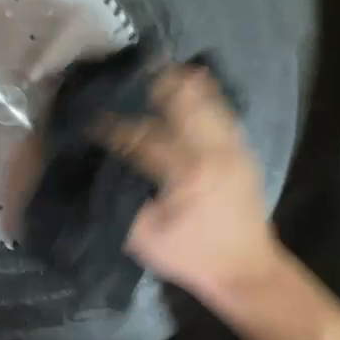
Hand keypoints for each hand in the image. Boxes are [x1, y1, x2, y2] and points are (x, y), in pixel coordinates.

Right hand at [100, 66, 284, 304]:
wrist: (246, 270)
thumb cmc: (190, 257)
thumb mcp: (145, 238)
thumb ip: (123, 203)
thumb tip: (104, 175)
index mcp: (185, 174)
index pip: (143, 138)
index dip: (114, 128)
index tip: (93, 119)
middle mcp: (213, 153)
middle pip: (185, 104)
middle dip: (159, 86)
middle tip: (136, 71)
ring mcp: (234, 151)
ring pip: (210, 104)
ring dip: (186, 86)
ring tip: (165, 69)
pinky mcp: (244, 154)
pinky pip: (225, 115)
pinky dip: (208, 98)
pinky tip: (196, 87)